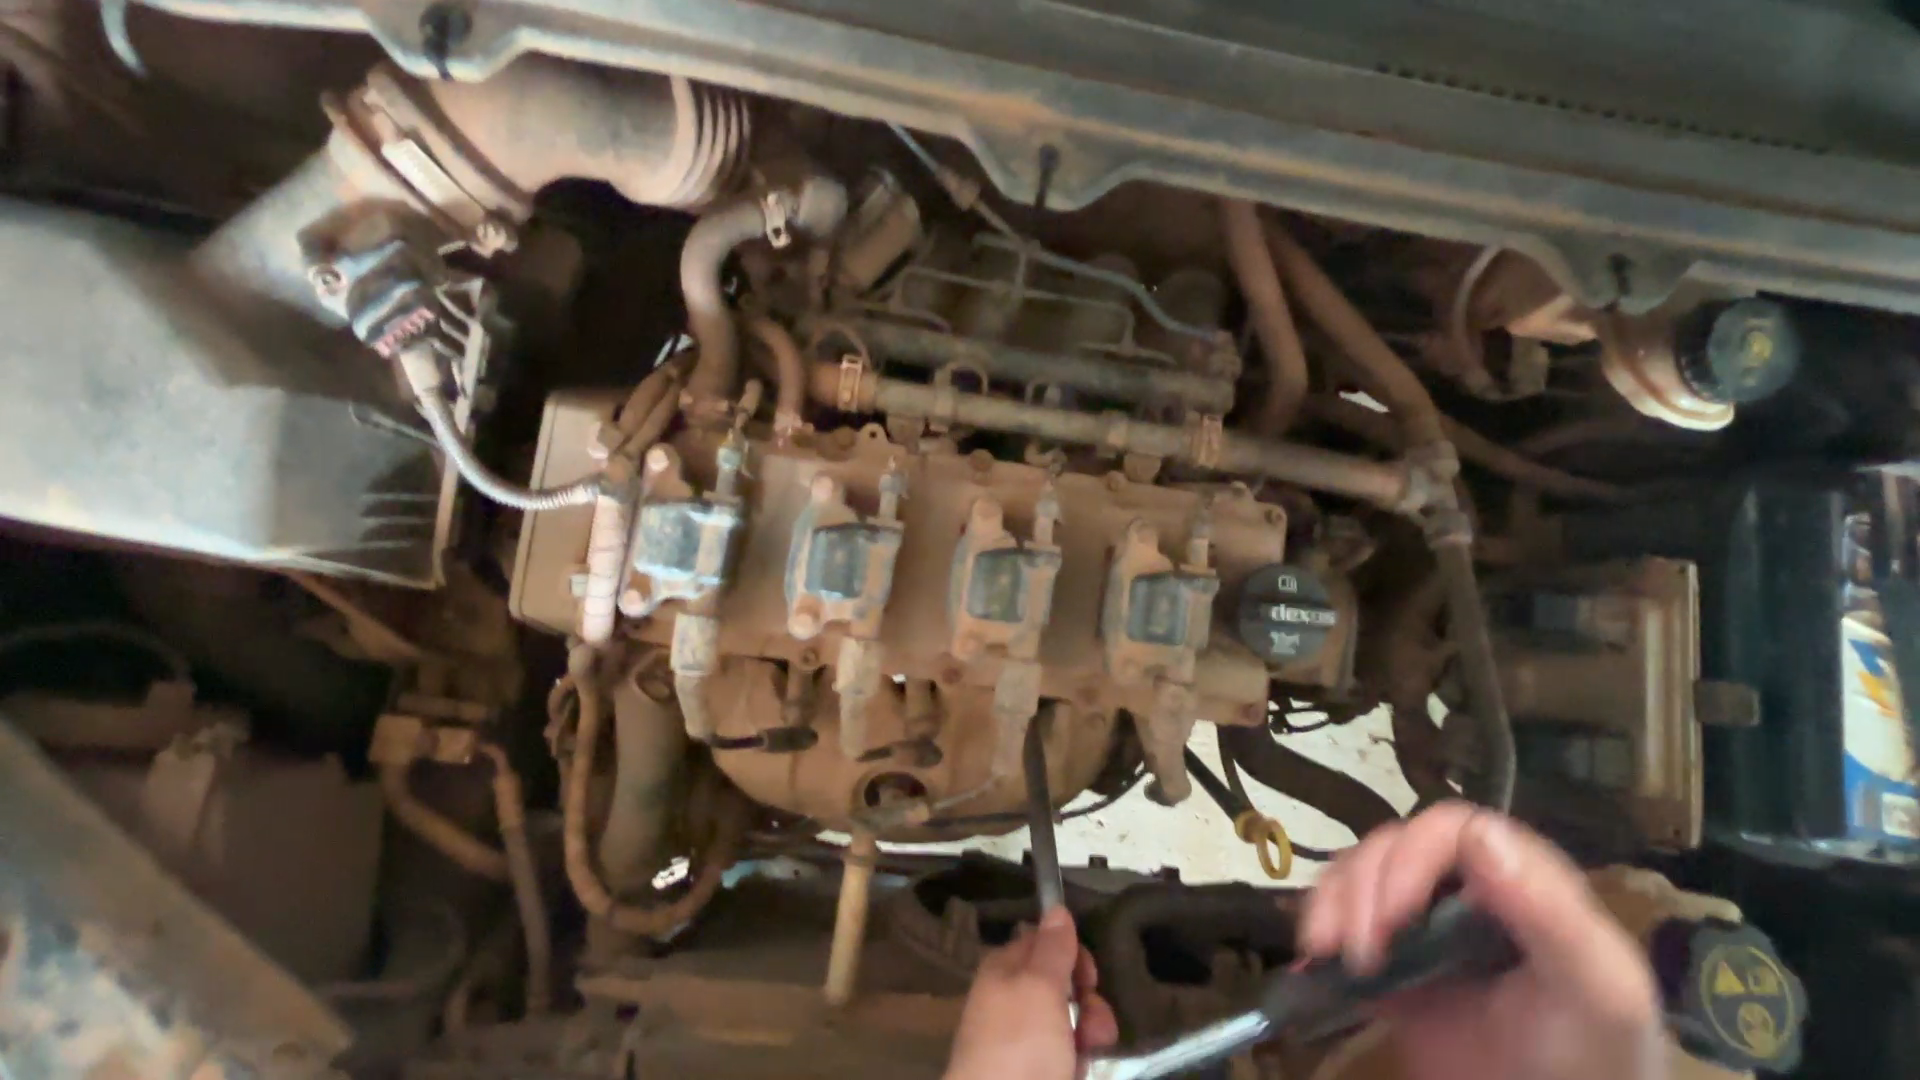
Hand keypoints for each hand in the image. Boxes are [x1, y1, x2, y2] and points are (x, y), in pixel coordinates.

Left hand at [946, 907, 1119, 1079]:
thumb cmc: (1018, 1046)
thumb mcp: (1038, 987)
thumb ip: (1053, 948)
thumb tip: (1057, 908)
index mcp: (1004, 970)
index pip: (1044, 942)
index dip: (1071, 953)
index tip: (1089, 973)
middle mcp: (1013, 1000)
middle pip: (1063, 984)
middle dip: (1088, 1000)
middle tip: (1092, 1020)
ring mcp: (1024, 1040)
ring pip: (1070, 1022)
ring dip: (1089, 1034)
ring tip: (1090, 1052)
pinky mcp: (1038, 1072)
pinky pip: (1067, 1056)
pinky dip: (1077, 1062)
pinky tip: (1077, 1072)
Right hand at [1299, 804, 1665, 1079]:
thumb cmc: (1588, 1065)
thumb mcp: (1595, 994)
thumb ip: (1553, 916)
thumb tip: (1481, 835)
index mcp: (1519, 879)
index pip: (1452, 829)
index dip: (1412, 856)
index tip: (1395, 914)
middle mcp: (1464, 885)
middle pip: (1392, 845)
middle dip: (1364, 890)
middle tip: (1360, 953)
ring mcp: (1421, 917)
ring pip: (1357, 869)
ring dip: (1333, 902)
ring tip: (1325, 951)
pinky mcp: (1387, 950)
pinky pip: (1339, 909)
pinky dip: (1318, 921)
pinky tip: (1314, 956)